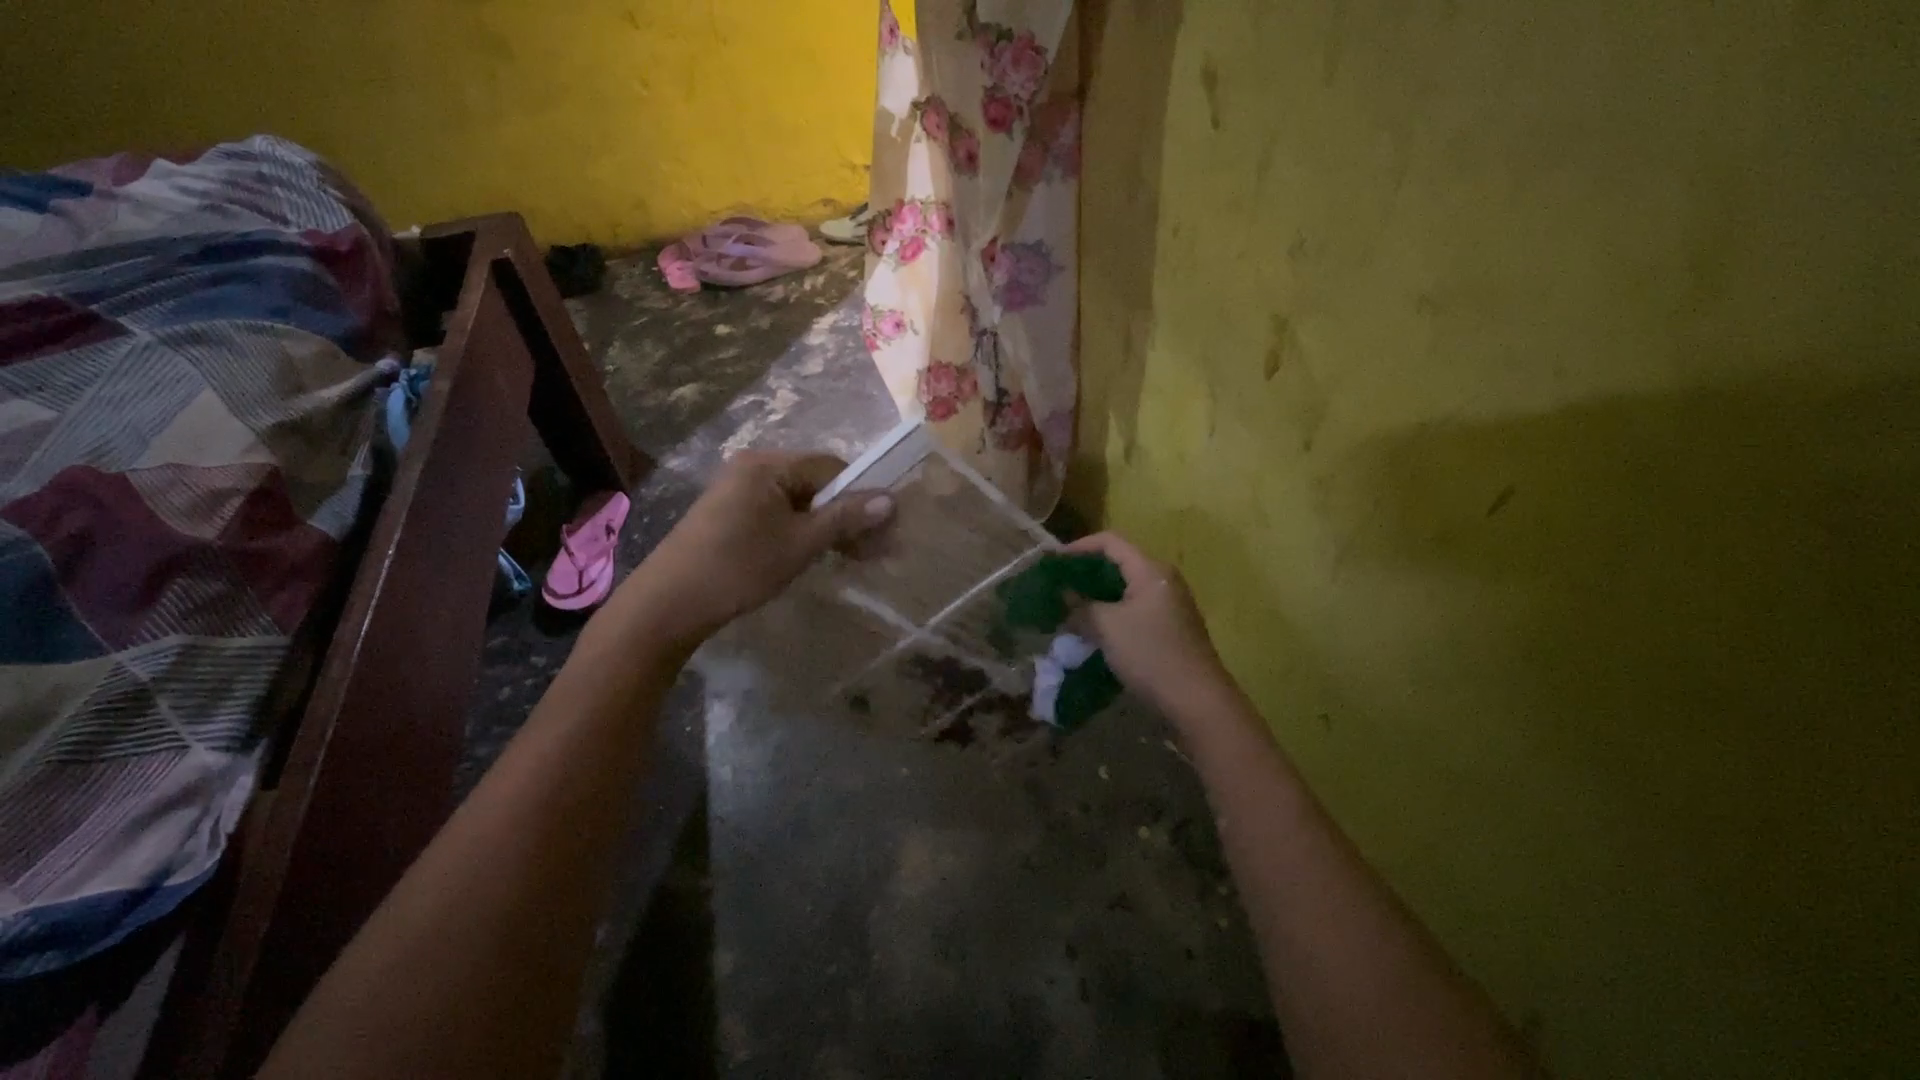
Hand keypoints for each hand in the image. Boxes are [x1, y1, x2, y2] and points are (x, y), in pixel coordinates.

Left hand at [615, 452, 893, 648]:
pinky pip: (779, 515)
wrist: (670, 603)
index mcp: (768, 465)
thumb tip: (890, 499)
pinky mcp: (729, 516)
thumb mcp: (800, 543)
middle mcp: (752, 468)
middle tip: (875, 551)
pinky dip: (803, 533)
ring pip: (799, 503)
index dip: (863, 494)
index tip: (885, 529)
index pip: (832, 466)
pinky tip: (817, 556)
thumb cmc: (739, 567)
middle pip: (816, 483)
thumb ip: (845, 518)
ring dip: (829, 527)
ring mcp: (738, 492)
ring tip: (852, 559)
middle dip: (849, 515)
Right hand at [1064, 532, 1231, 718]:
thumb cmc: (1150, 654)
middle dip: (1085, 574)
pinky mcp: (1170, 628)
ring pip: (1125, 590)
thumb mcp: (1107, 628)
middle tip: (1057, 589)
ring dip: (1097, 597)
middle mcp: (1163, 580)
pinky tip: (1094, 632)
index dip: (1078, 547)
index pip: (1110, 542)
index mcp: (1150, 570)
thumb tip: (1064, 597)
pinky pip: (1134, 610)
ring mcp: (1170, 605)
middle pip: (1118, 564)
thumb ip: (1080, 607)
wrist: (1197, 699)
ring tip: (1070, 612)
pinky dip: (1112, 614)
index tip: (1052, 564)